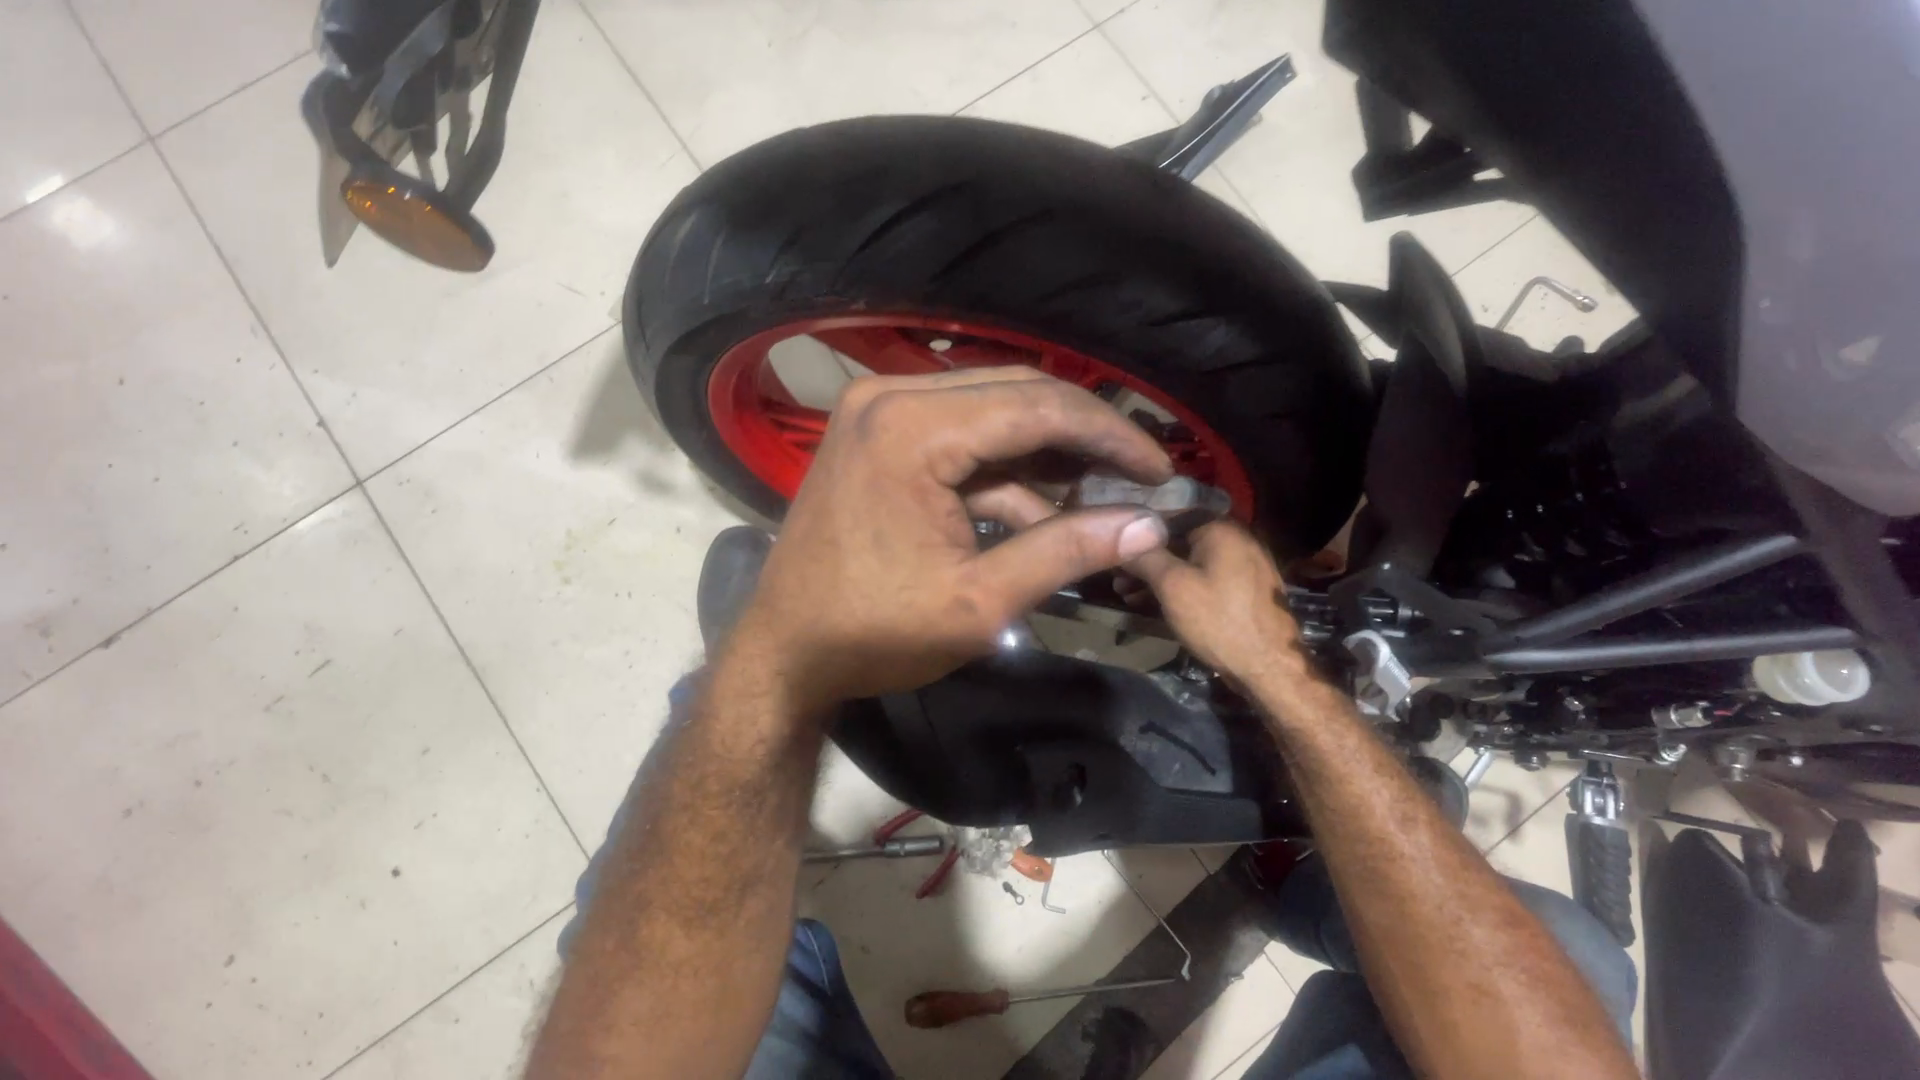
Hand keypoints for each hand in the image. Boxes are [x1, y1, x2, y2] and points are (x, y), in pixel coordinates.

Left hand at [729, 367, 1174, 712]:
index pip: (1038, 407)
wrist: (786, 653)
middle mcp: (891, 396)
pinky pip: (958, 434)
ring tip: (1101, 496)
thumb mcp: (980, 602)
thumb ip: (1067, 552)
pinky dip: (1002, 469)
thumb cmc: (875, 632)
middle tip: (1138, 476)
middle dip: (1084, 436)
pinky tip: (1042, 507)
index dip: (1110, 434)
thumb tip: (1150, 526)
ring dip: (1046, 454)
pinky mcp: (876, 434)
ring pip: (991, 410)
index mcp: (913, 429)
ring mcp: (878, 411)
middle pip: (1018, 394)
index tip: (1159, 468)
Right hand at [1128, 522, 1306, 686]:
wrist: (1269, 667)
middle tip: (1117, 579)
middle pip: (1179, 540)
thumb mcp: (1172, 585)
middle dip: (1146, 559)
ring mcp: (1244, 563)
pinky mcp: (1246, 587)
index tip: (1113, 551)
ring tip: (1128, 595)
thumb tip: (1124, 534)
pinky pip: (1206, 577)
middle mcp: (1236, 537)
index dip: (1136, 533)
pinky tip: (1158, 603)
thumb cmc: (1217, 620)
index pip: (1167, 516)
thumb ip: (1145, 555)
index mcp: (1220, 528)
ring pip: (1191, 561)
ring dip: (1159, 576)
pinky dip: (1182, 586)